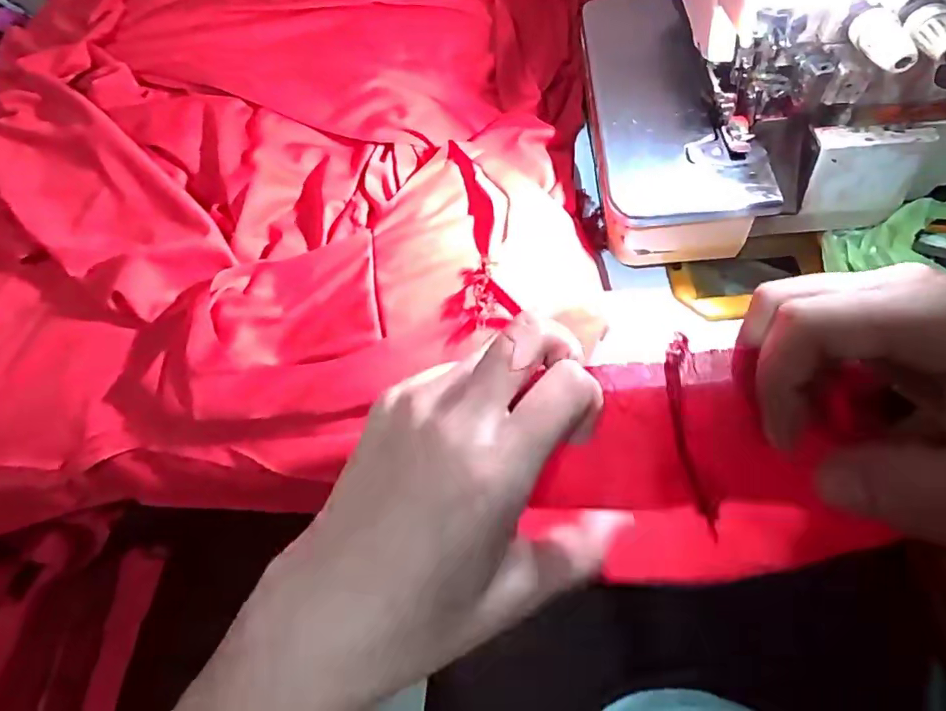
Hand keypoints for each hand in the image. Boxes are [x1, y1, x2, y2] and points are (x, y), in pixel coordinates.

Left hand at [182, 316, 628, 710]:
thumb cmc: (426, 613)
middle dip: (561, 348)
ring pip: (490, 346)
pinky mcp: (390, 398)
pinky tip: (461, 433)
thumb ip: (579, 550)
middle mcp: (459, 414)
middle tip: (557, 393)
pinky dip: (475, 383)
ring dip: (516, 367)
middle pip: (528, 332)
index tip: (576, 438)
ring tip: (508, 417)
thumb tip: (622, 521)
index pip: (570, 379)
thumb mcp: (513, 595)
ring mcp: (418, 399)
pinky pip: (451, 368)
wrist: (323, 610)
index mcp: (496, 464)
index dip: (589, 396)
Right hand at [741, 264, 945, 558]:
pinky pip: (822, 331)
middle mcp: (901, 286)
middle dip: (766, 367)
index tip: (788, 449)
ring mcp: (898, 299)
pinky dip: (806, 373)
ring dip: (784, 370)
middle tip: (786, 436)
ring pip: (797, 311)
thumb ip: (912, 490)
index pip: (809, 319)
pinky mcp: (897, 322)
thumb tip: (817, 477)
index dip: (776, 380)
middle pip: (788, 300)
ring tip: (813, 430)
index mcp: (930, 311)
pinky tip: (836, 415)